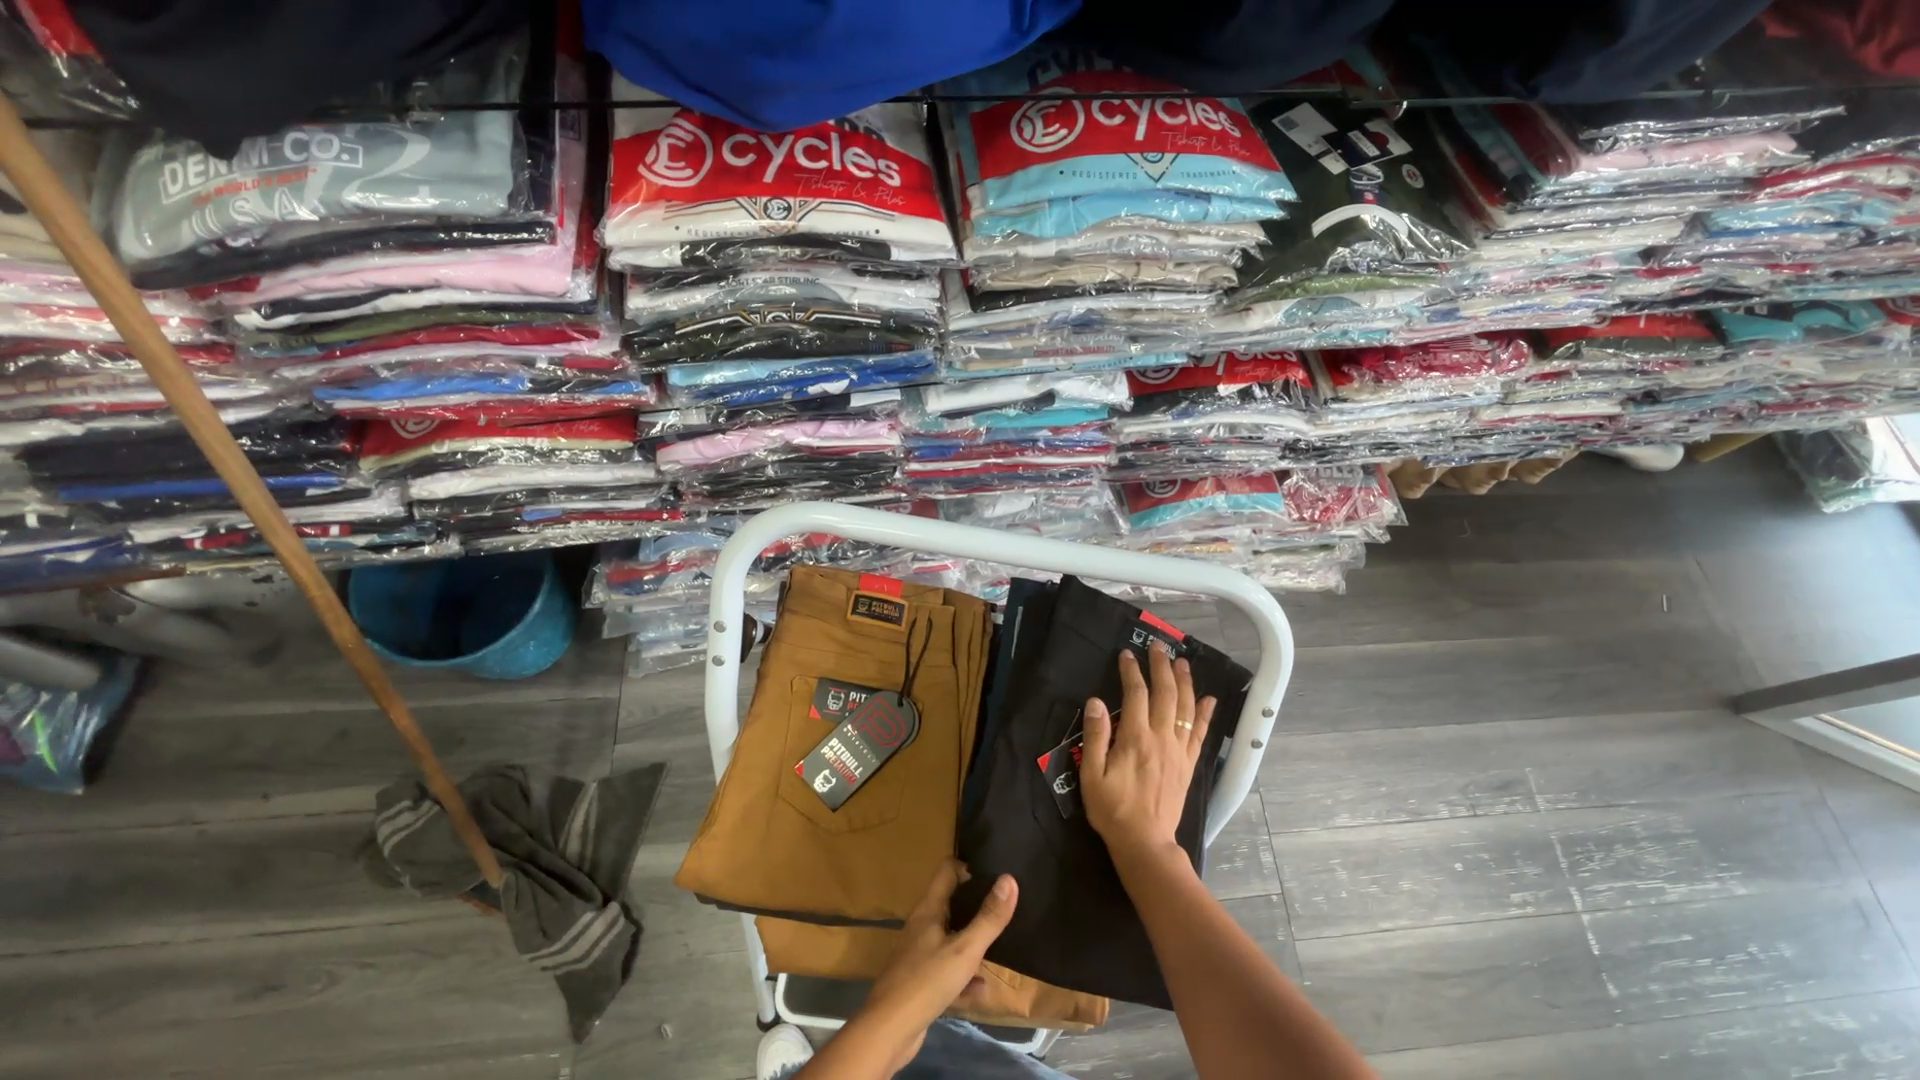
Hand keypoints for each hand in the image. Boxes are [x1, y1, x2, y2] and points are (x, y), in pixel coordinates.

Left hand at [858, 858, 1018, 1068]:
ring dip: (972, 942)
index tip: (995, 875)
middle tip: (1004, 907)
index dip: (969, 867)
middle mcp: (921, 927)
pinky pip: (947, 971)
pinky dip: (964, 976)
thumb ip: (988, 917)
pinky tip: (981, 989)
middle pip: (950, 904)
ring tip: (1000, 945)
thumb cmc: (927, 982)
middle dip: (976, 904)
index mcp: (928, 910)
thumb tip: (1009, 878)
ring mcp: (918, 955)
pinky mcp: (920, 981)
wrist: (889, 1031)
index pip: (947, 871)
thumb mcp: (965, 949)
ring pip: (950, 939)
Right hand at [1082, 645, 1217, 860]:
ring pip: (1185, 708)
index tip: (1127, 655)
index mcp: (1135, 738)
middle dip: (1161, 667)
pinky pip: (1199, 733)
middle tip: (1158, 647)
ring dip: (1185, 682)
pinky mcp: (1188, 764)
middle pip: (1165, 694)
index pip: (1136, 695)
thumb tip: (1096, 701)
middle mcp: (1161, 738)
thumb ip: (1096, 736)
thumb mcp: (1091, 775)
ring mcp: (1179, 751)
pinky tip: (1208, 699)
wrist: (1144, 842)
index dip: (1132, 672)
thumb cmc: (1112, 809)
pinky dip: (1204, 713)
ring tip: (1182, 662)